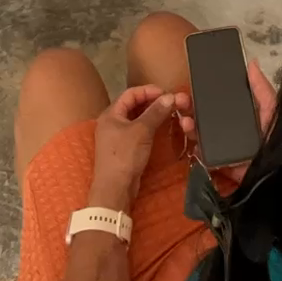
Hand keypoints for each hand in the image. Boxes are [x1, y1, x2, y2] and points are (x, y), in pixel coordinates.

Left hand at [87, 84, 185, 211]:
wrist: (115, 190)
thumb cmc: (125, 155)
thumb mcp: (142, 131)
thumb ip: (156, 112)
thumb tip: (170, 96)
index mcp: (111, 113)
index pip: (131, 93)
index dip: (148, 90)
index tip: (166, 93)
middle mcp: (112, 122)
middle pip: (133, 105)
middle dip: (152, 102)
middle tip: (169, 102)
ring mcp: (116, 136)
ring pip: (136, 118)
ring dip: (151, 114)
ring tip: (168, 113)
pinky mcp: (123, 149)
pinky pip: (137, 131)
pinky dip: (149, 126)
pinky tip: (160, 128)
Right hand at [176, 58, 277, 184]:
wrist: (279, 170)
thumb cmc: (278, 136)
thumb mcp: (272, 108)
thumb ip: (261, 88)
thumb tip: (252, 61)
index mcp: (239, 114)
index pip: (217, 100)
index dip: (202, 92)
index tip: (190, 83)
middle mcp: (228, 129)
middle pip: (203, 116)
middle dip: (189, 107)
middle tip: (179, 99)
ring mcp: (222, 148)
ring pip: (199, 134)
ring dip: (189, 125)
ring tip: (185, 120)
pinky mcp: (221, 165)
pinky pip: (204, 156)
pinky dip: (196, 148)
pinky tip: (192, 140)